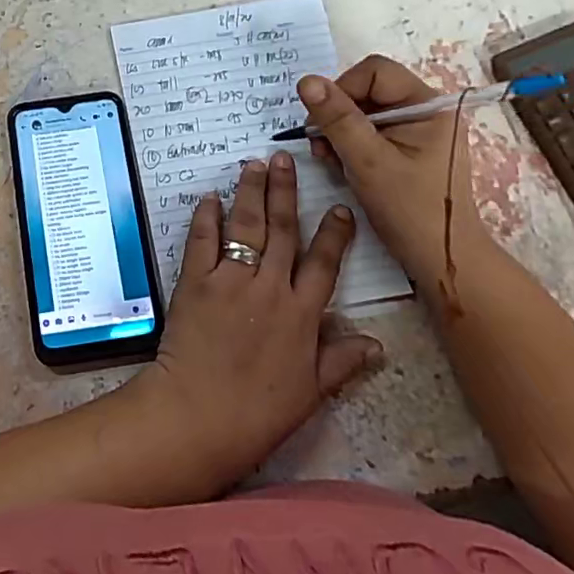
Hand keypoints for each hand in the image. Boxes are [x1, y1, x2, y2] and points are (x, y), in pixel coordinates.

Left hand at [124, 151, 383, 492]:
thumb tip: (377, 344)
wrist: (200, 416)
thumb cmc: (258, 412)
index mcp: (301, 315)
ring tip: (253, 165)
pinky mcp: (195, 281)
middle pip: (283, 231)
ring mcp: (231, 280)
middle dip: (285, 192)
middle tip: (284, 158)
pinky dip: (207, 218)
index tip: (339, 208)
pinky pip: (203, 241)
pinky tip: (210, 198)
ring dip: (250, 193)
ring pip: (246, 227)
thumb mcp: (310, 392)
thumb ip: (341, 361)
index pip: (324, 264)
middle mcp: (269, 288)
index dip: (334, 235)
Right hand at [296, 56, 476, 260]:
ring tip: (329, 159)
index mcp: (428, 105)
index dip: (342, 89)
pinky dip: (349, 144)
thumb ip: (336, 118)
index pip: (375, 72)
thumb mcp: (367, 160)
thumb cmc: (409, 210)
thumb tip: (306, 81)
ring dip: (339, 131)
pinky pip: (369, 131)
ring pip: (363, 111)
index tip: (323, 122)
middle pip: (367, 89)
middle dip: (337, 114)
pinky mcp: (406, 149)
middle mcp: (424, 111)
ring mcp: (416, 131)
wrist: (441, 260)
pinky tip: (342, 165)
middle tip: (320, 145)